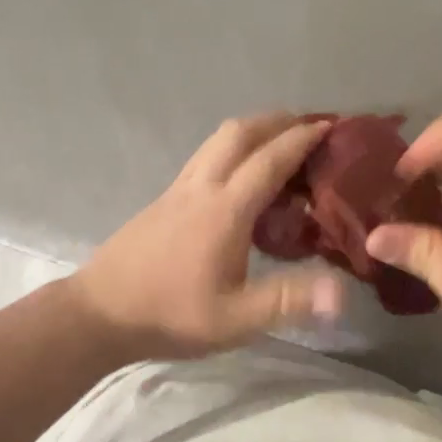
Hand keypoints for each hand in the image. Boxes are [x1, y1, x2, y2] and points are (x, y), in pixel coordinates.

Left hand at [70, 113, 344, 358]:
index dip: (302, 139)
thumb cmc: (170, 315)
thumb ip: (288, 301)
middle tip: (309, 127)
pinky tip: (239, 179)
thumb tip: (342, 292)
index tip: (331, 126)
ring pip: (217, 141)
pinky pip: (204, 159)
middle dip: (277, 121)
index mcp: (225, 210)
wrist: (99, 313)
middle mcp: (201, 188)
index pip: (270, 159)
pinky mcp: (162, 201)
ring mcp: (177, 191)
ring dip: (252, 131)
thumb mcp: (236, 320)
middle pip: (239, 132)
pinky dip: (231, 151)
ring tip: (279, 144)